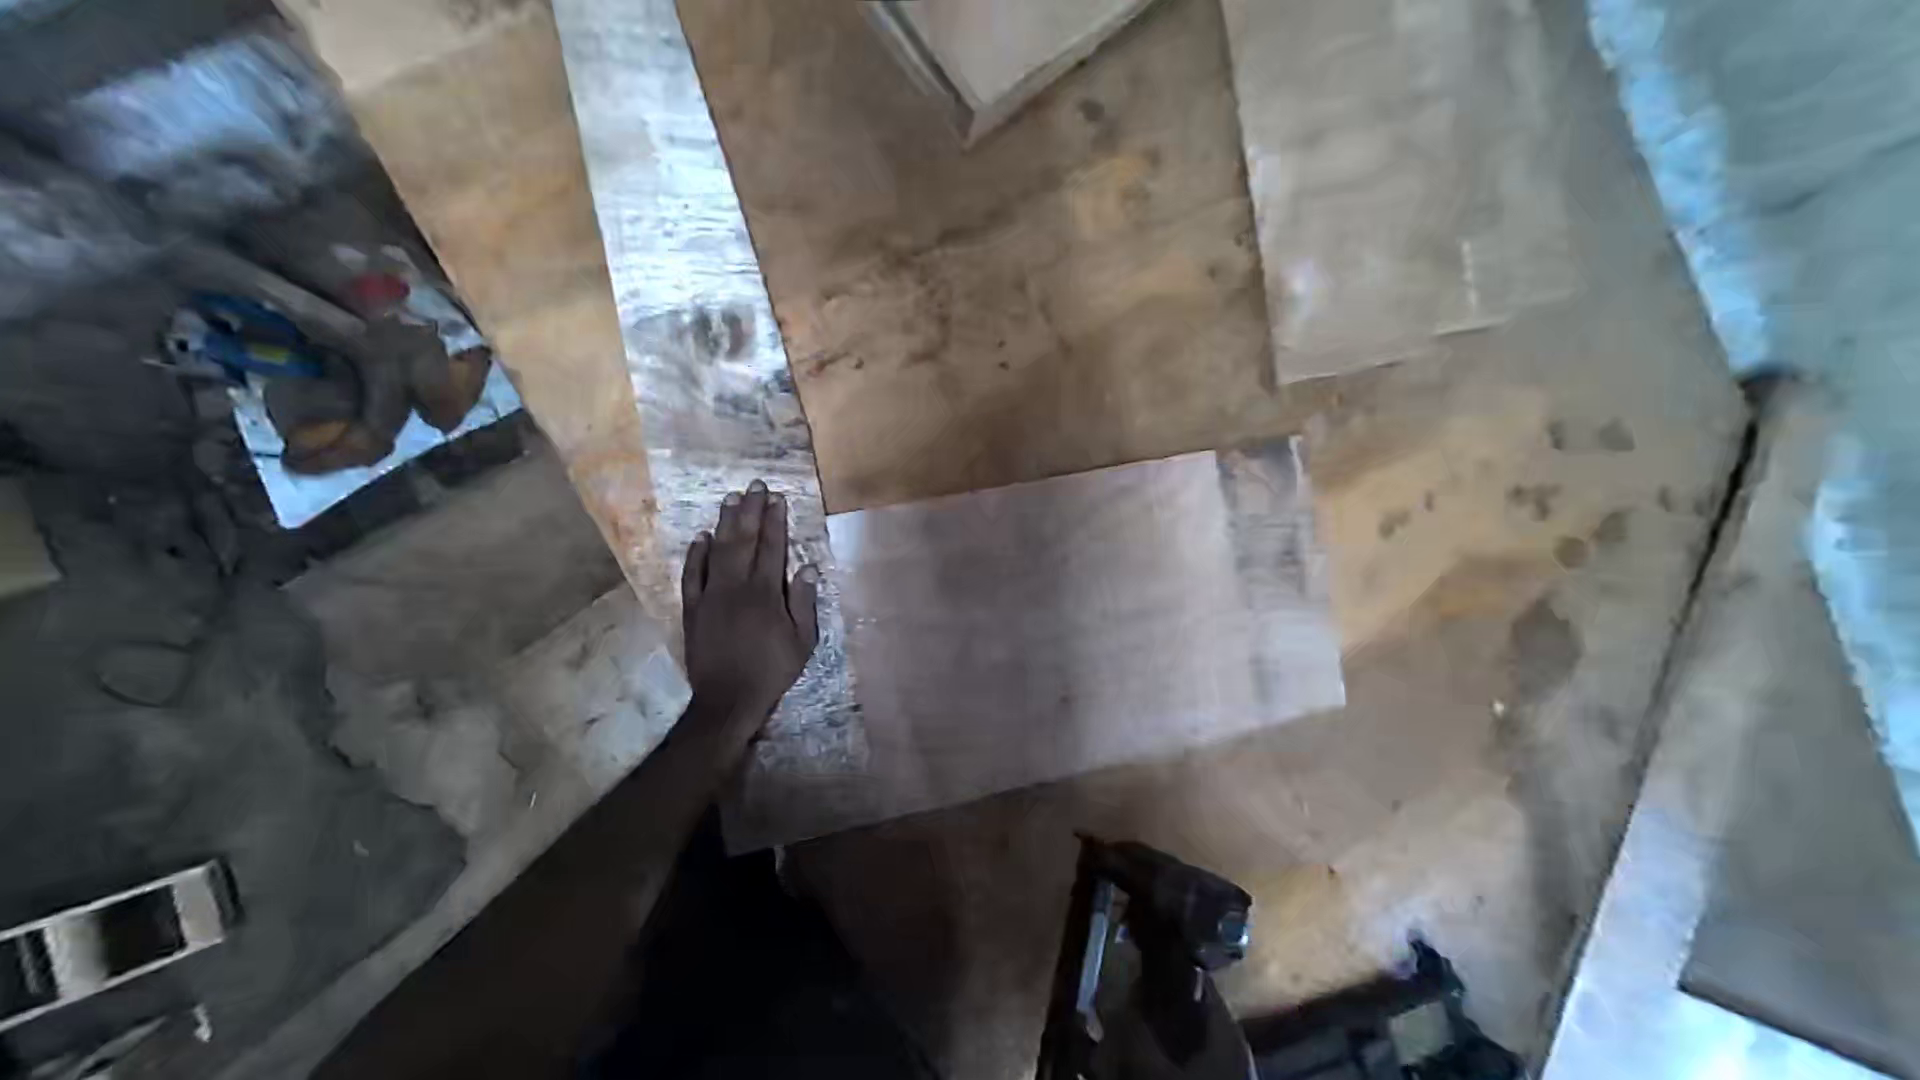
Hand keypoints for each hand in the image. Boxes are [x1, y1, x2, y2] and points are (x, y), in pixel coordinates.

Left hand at [681, 480, 819, 733]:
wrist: (727, 699)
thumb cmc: (771, 670)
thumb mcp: (802, 641)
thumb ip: (803, 603)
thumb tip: (806, 568)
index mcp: (765, 593)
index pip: (771, 548)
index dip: (775, 521)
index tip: (777, 498)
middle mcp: (736, 586)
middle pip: (744, 540)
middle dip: (750, 511)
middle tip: (754, 485)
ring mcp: (710, 596)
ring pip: (717, 551)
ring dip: (724, 523)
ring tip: (731, 499)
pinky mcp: (693, 608)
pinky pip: (692, 575)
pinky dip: (696, 554)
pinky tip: (700, 537)